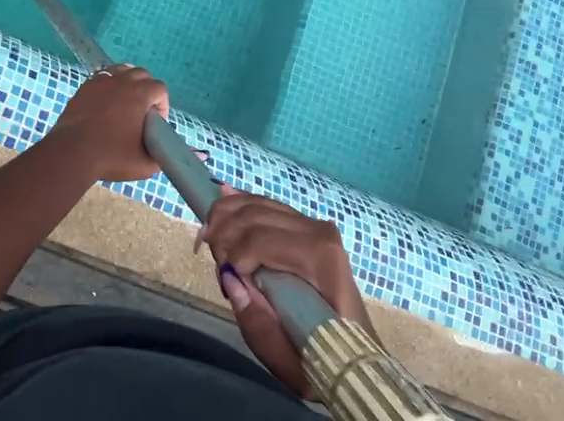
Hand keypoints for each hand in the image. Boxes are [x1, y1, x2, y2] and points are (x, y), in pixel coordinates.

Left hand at [47, 64, 167, 182]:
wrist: (72, 152)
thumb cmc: (111, 156)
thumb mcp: (144, 165)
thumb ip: (158, 157)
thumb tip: (160, 153)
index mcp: (139, 94)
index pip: (159, 87)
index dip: (162, 104)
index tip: (156, 121)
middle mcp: (121, 81)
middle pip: (141, 74)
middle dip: (146, 89)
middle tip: (142, 112)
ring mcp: (100, 82)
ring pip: (120, 70)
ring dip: (127, 82)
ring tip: (124, 102)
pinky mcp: (84, 88)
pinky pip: (102, 78)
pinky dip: (108, 86)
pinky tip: (104, 103)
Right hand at [200, 185, 372, 399]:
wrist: (355, 355)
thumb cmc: (324, 361)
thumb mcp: (289, 363)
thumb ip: (257, 323)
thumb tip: (228, 276)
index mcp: (320, 261)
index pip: (261, 240)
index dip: (233, 253)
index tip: (222, 279)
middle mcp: (320, 233)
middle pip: (256, 216)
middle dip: (224, 232)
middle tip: (208, 255)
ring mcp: (315, 226)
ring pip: (259, 204)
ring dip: (226, 214)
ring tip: (207, 236)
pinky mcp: (308, 227)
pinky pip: (268, 205)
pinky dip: (241, 204)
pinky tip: (221, 200)